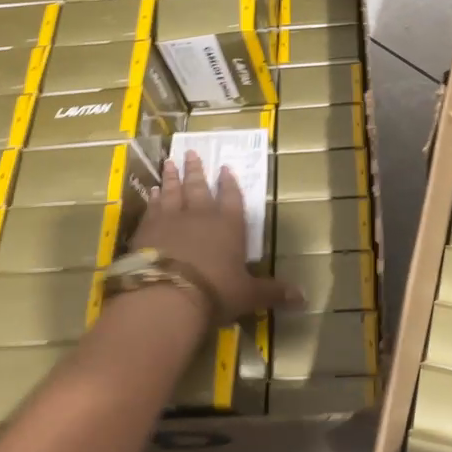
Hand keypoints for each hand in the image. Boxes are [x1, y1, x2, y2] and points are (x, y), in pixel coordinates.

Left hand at [128, 152, 297, 322]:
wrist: (167, 295)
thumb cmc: (215, 292)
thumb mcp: (249, 295)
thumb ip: (273, 292)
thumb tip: (304, 298)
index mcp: (228, 225)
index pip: (231, 197)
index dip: (229, 183)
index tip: (224, 167)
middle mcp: (200, 215)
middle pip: (198, 187)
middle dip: (196, 170)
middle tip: (191, 153)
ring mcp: (171, 219)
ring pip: (172, 191)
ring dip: (172, 177)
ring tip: (169, 162)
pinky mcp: (147, 229)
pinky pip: (152, 208)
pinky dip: (153, 199)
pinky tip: (151, 192)